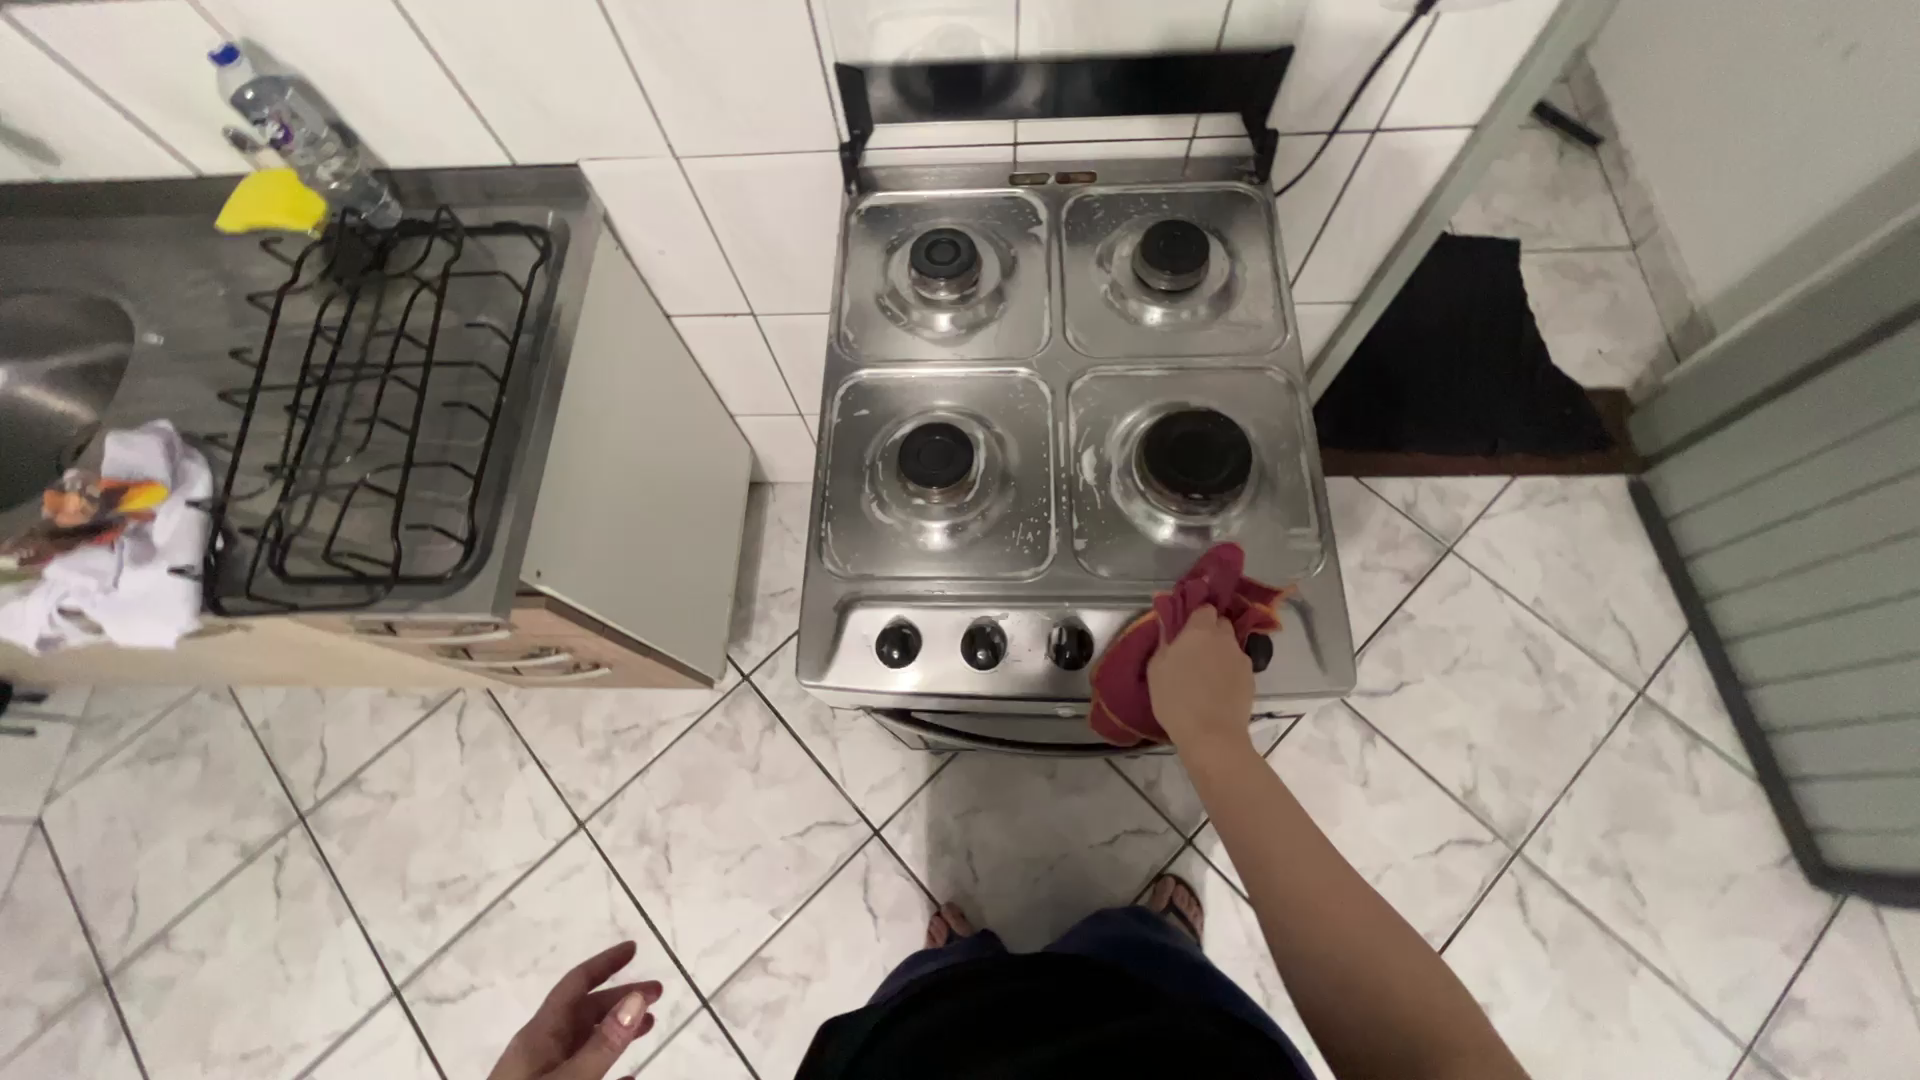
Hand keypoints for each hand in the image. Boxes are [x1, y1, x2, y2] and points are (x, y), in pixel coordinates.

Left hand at [487, 942, 663, 1079]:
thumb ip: (603, 1046)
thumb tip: (637, 995)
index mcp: (539, 1037)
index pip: (576, 984)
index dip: (605, 963)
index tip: (635, 948)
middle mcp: (537, 1052)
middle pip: (584, 1012)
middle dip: (621, 998)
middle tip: (658, 994)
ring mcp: (538, 1078)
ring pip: (583, 1043)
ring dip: (616, 1031)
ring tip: (649, 1027)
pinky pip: (580, 1075)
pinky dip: (606, 1070)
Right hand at [1147, 604, 1255, 760]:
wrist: (1212, 735)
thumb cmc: (1175, 699)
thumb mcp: (1156, 669)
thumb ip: (1163, 641)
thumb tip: (1167, 625)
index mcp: (1200, 631)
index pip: (1204, 608)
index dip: (1195, 616)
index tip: (1184, 629)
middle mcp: (1224, 639)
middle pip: (1221, 624)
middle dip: (1210, 631)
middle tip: (1194, 650)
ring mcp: (1241, 659)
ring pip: (1230, 646)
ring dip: (1220, 651)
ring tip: (1206, 674)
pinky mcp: (1251, 679)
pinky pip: (1238, 666)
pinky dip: (1229, 671)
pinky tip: (1218, 689)